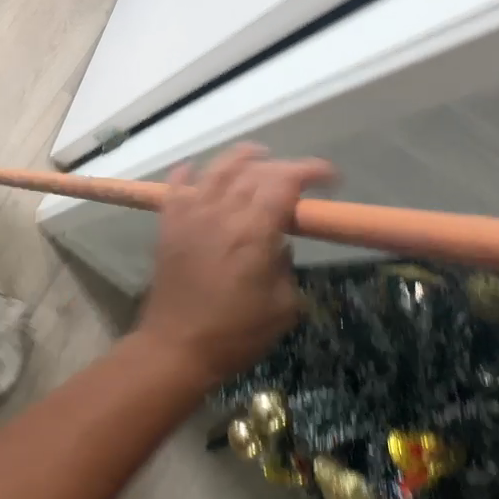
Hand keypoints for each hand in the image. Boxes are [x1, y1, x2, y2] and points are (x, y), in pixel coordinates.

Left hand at [134, 144, 335, 383]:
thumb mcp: (283, 306)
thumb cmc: (236, 333)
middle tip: (300, 176)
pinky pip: (176, 187)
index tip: (330, 178)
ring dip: (239, 157)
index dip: (309, 172)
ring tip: (257, 154)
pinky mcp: (168, 224)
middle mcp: (219, 214)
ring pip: (214, 171)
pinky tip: (196, 170)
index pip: (283, 184)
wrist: (177, 344)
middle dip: (281, 167)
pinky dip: (188, 173)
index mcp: (252, 233)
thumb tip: (278, 239)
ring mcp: (189, 215)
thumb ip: (284, 263)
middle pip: (252, 172)